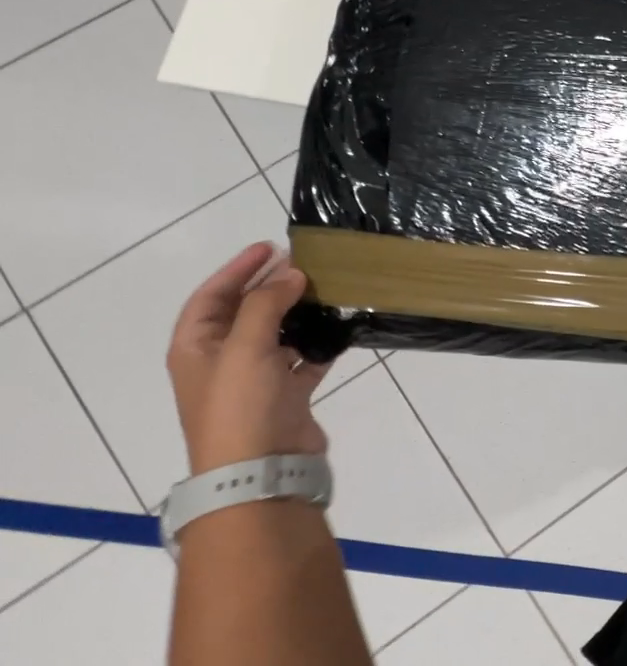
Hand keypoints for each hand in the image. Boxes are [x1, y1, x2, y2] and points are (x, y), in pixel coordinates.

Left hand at [168, 242, 330, 476]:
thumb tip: (291, 273)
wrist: (259, 466)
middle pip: (244, 313)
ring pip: (276, 334)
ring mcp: (254, 379)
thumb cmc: (240, 404)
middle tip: (305, 265)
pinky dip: (320, 344)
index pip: (211, 297)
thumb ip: (266, 305)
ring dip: (299, 313)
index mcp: (197, 348)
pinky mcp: (285, 394)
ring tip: (328, 292)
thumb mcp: (246, 347)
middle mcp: (221, 360)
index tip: (271, 247)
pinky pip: (304, 359)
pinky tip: (342, 332)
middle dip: (271, 287)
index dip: (237, 270)